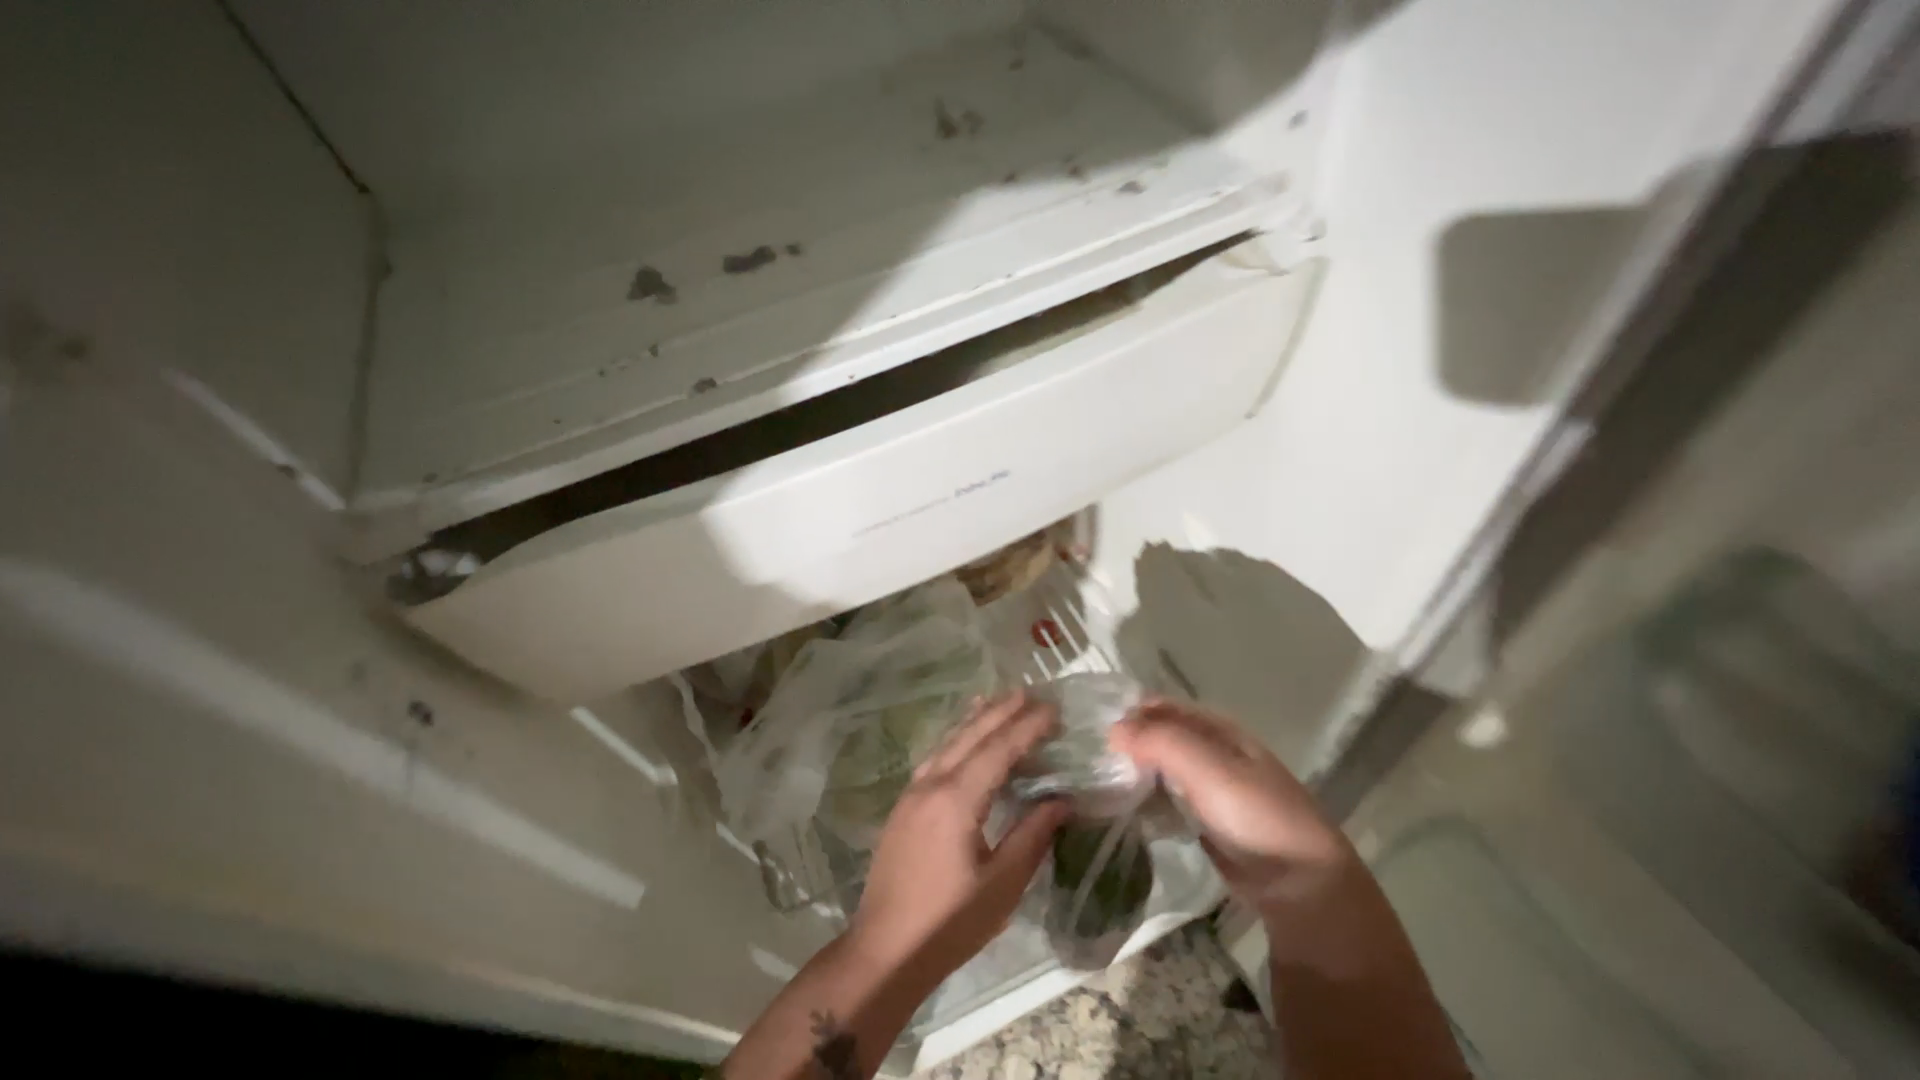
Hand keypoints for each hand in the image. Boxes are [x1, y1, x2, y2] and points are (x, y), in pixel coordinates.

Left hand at [849, 693, 1070, 980]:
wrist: (886, 948)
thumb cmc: (950, 921)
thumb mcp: (1003, 883)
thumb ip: (1032, 836)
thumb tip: (1061, 800)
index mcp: (956, 799)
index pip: (998, 749)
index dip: (1027, 727)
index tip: (1054, 709)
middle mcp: (930, 785)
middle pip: (969, 736)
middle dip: (1000, 712)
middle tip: (1030, 692)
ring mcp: (911, 795)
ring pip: (947, 743)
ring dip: (974, 721)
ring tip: (997, 702)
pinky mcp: (903, 809)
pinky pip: (933, 759)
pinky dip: (954, 740)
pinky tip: (961, 742)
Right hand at [1111, 699, 1354, 917]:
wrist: (1298, 884)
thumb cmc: (1256, 816)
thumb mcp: (1208, 769)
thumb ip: (1161, 742)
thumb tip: (1112, 729)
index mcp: (1221, 731)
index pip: (1166, 708)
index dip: (1131, 712)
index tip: (1091, 727)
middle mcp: (1215, 753)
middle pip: (1162, 738)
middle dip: (1129, 742)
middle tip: (1086, 756)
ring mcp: (1211, 790)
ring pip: (1162, 770)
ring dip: (1133, 772)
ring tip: (1093, 780)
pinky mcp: (1205, 823)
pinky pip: (1167, 801)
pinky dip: (1145, 800)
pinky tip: (1120, 808)